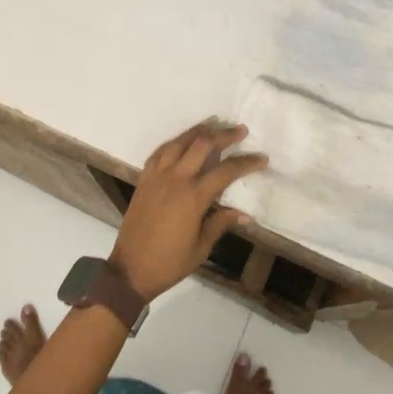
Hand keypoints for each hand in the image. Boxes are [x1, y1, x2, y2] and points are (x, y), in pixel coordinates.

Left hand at [109, 122, 265, 299]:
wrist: (130, 269)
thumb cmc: (169, 263)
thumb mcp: (201, 248)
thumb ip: (220, 223)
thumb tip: (244, 214)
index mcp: (193, 197)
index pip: (226, 171)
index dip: (246, 162)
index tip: (262, 158)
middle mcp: (175, 179)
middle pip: (202, 145)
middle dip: (223, 135)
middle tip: (240, 130)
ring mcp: (156, 176)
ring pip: (179, 142)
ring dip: (198, 131)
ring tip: (213, 124)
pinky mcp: (143, 179)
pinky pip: (160, 151)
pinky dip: (174, 142)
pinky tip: (182, 140)